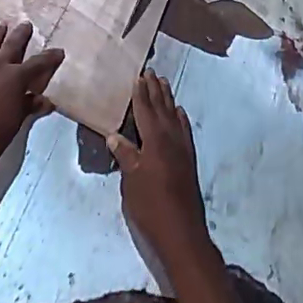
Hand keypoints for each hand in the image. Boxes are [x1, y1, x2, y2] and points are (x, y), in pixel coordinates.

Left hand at [0, 22, 63, 189]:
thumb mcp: (15, 122)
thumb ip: (29, 106)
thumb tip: (46, 101)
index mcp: (16, 78)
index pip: (38, 63)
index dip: (50, 57)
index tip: (58, 51)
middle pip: (12, 46)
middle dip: (21, 35)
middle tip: (26, 24)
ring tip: (1, 25)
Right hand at [109, 72, 211, 267]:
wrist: (181, 230)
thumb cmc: (151, 206)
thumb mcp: (131, 181)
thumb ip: (126, 156)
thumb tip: (114, 135)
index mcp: (154, 139)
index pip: (146, 110)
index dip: (141, 94)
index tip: (138, 76)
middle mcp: (171, 137)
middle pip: (162, 107)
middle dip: (155, 90)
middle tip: (151, 72)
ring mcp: (182, 147)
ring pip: (174, 115)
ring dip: (168, 98)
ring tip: (163, 83)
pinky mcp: (188, 158)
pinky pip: (184, 128)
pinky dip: (179, 117)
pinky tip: (178, 112)